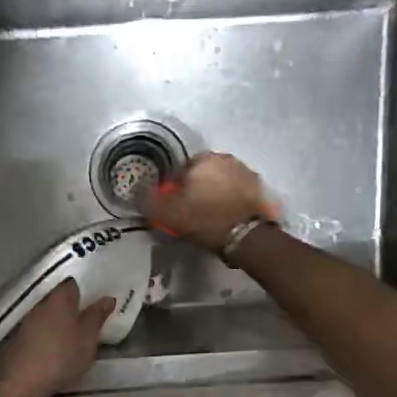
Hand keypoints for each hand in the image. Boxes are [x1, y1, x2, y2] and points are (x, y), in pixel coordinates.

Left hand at [0, 279, 116, 396]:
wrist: (22, 381)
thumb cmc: (62, 356)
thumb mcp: (88, 338)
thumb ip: (97, 316)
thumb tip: (107, 298)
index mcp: (59, 299)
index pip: (72, 284)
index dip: (85, 290)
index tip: (95, 302)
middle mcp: (41, 304)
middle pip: (59, 299)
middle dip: (73, 307)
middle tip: (89, 320)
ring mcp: (27, 321)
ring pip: (49, 315)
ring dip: (60, 322)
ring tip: (74, 336)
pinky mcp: (19, 338)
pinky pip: (40, 329)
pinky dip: (49, 334)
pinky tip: (56, 347)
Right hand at [142, 151, 278, 252]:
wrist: (247, 238)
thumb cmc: (206, 220)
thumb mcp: (170, 214)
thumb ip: (149, 200)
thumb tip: (136, 190)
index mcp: (204, 159)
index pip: (182, 170)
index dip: (176, 189)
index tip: (177, 208)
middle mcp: (227, 159)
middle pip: (203, 175)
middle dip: (197, 190)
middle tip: (193, 214)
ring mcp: (247, 173)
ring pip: (221, 183)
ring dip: (215, 196)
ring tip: (211, 219)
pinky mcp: (260, 190)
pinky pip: (238, 194)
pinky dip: (231, 203)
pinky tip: (227, 219)